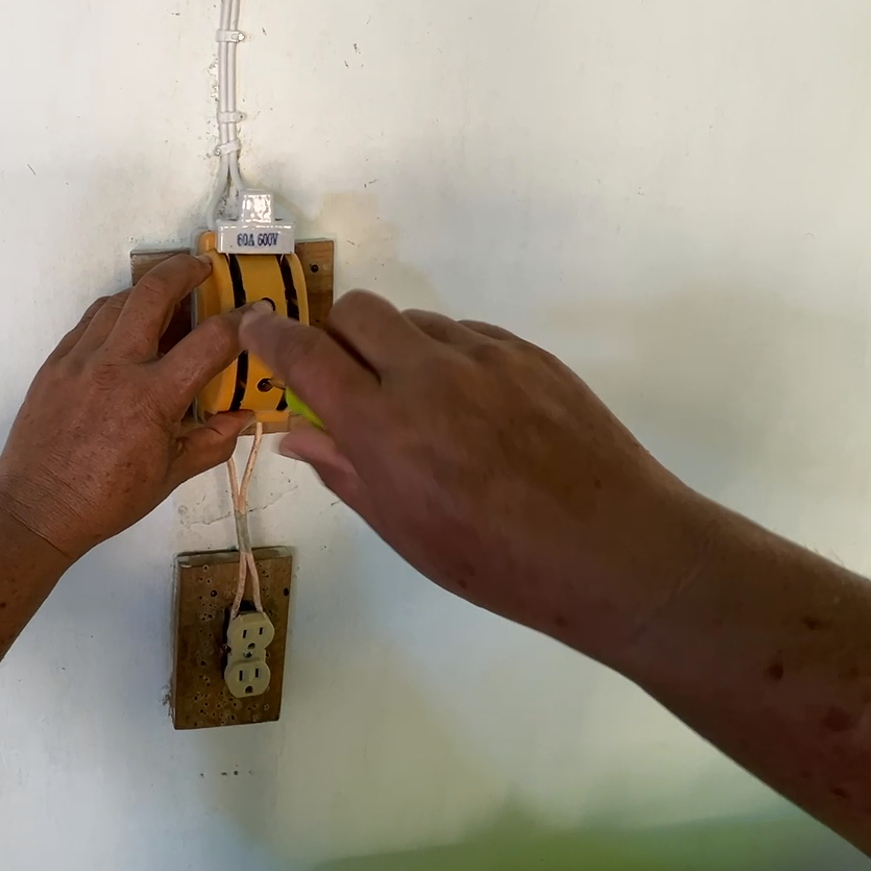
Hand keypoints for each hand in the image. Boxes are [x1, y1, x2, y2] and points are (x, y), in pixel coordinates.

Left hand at [0, 255, 261, 558]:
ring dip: (146, 289)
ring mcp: (79, 360)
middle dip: (184, 270)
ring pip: (117, 301)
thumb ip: (213, 441)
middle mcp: (115, 367)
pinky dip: (114, 312)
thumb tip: (245, 417)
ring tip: (166, 294)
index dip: (242, 322)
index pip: (209, 342)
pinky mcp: (55, 363)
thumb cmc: (108, 499)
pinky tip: (125, 323)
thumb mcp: (171, 475)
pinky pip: (88, 322)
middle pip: (153, 293)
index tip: (256, 311)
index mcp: (151, 397)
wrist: (38, 509)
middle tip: (202, 268)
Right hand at [242, 291, 706, 654]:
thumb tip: (295, 434)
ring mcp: (482, 356)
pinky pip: (463, 333)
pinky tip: (471, 407)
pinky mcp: (526, 352)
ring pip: (411, 320)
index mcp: (383, 425)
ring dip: (393, 348)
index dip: (269, 335)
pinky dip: (444, 356)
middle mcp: (426, 374)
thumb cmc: (493, 559)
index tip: (254, 325)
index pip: (304, 355)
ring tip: (420, 404)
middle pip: (356, 311)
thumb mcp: (400, 528)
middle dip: (336, 335)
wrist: (616, 551)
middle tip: (349, 380)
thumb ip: (341, 468)